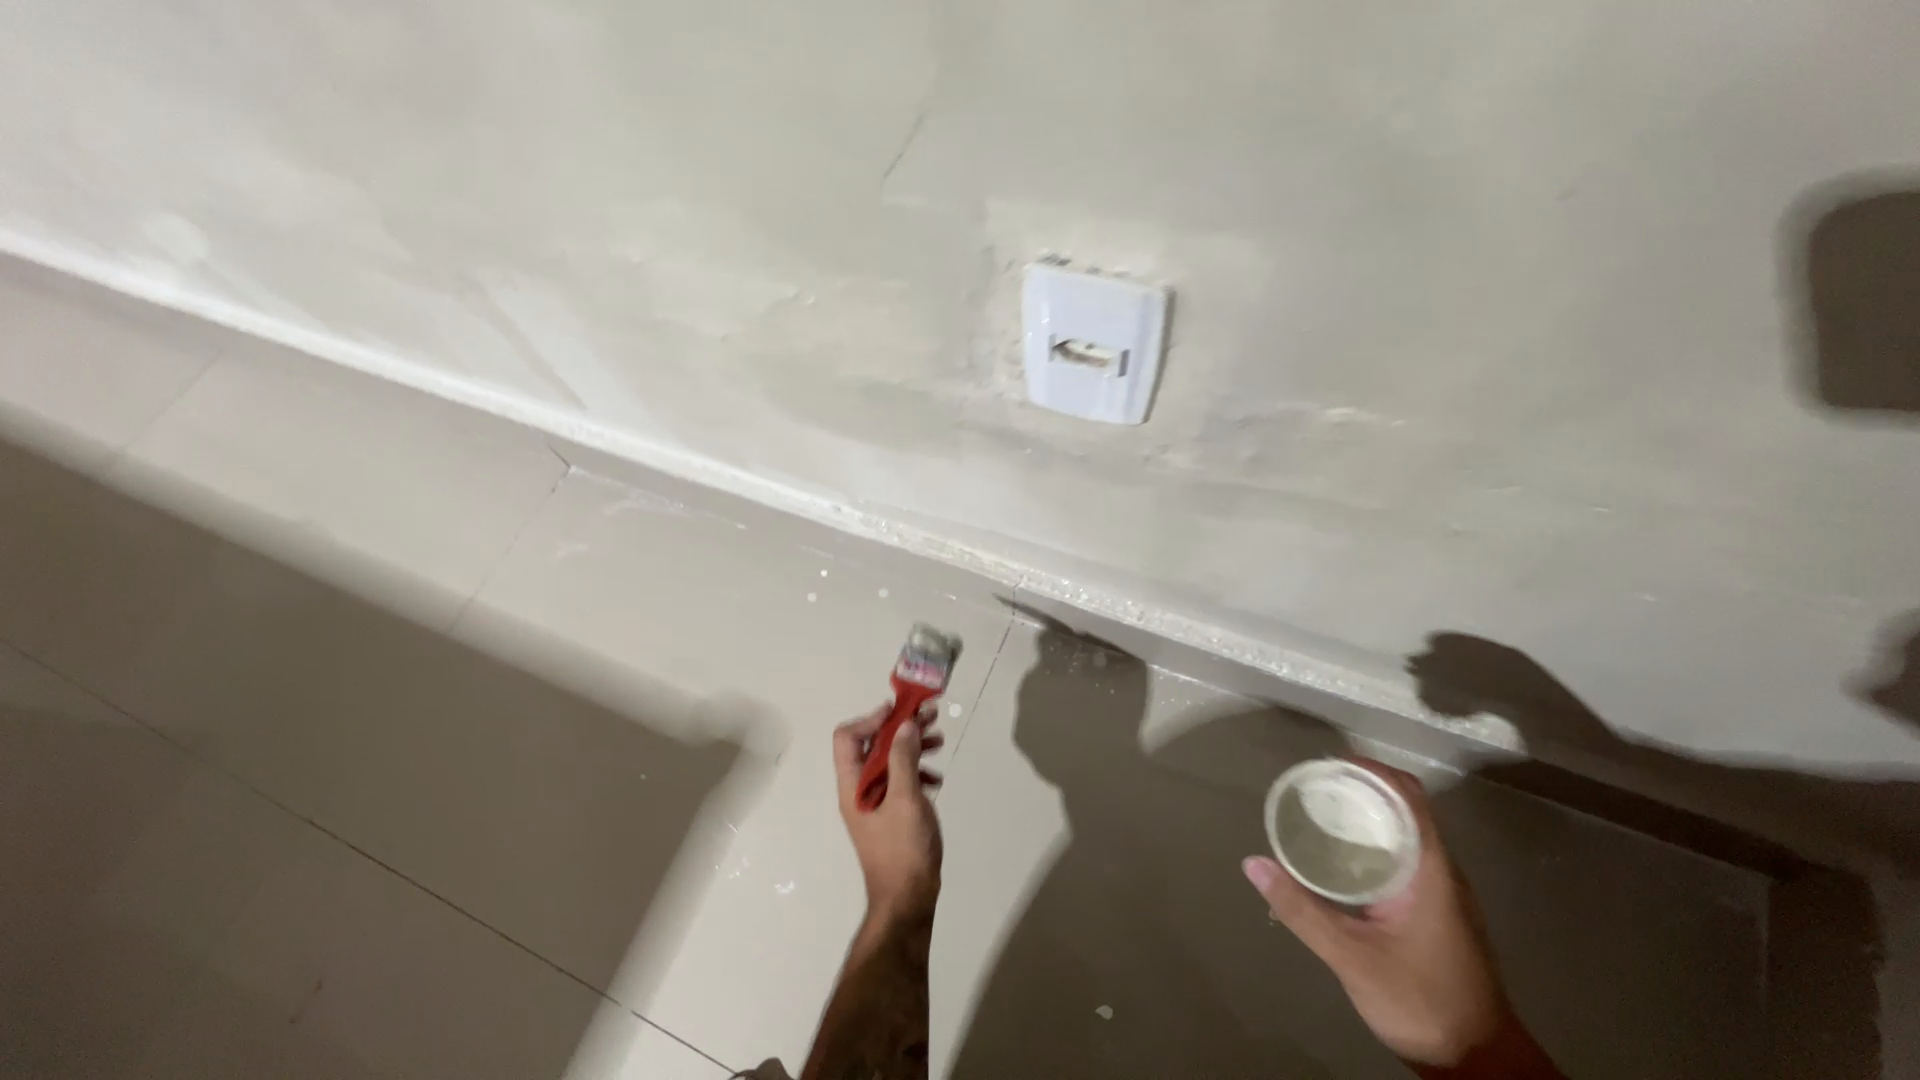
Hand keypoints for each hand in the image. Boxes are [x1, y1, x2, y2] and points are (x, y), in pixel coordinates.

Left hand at [834, 703, 944, 921]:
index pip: (848, 737)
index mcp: (852, 785)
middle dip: (900, 727)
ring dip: (912, 746)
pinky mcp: (892, 813)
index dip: (871, 719)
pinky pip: (901, 781)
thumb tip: (904, 724)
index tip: (901, 711)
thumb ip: (903, 759)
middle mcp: (859, 789)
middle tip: (930, 715)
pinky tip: (937, 777)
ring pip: (889, 761)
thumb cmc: (903, 850)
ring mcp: (876, 802)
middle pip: (872, 745)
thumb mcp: (905, 800)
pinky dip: (918, 771)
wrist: (907, 899)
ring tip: (940, 740)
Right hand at [1242, 760, 1512, 1067]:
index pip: (1407, 796)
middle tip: (1311, 785)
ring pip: (1405, 833)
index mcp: (1430, 870)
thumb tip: (1253, 863)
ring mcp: (1441, 892)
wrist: (1476, 1060)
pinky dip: (1373, 842)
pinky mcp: (1434, 911)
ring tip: (1318, 811)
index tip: (1327, 764)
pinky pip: (1403, 857)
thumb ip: (1301, 909)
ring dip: (1368, 814)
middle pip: (1406, 807)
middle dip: (1361, 787)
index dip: (1371, 769)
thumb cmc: (1419, 1000)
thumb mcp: (1351, 956)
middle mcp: (1441, 871)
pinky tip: (1340, 857)